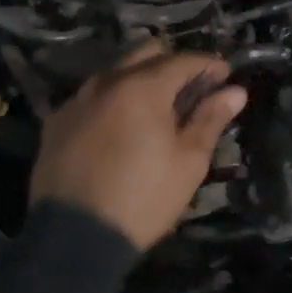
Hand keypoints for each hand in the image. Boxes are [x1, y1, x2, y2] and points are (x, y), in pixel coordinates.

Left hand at [30, 40, 247, 249]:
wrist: (74, 239)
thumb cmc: (143, 198)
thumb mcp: (188, 162)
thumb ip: (210, 119)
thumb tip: (235, 91)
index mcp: (143, 87)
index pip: (183, 60)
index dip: (209, 64)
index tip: (226, 75)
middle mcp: (106, 82)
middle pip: (145, 53)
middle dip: (173, 63)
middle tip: (192, 89)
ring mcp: (76, 100)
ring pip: (115, 72)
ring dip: (140, 78)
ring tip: (158, 108)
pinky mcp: (56, 122)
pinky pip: (91, 97)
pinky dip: (112, 100)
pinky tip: (121, 126)